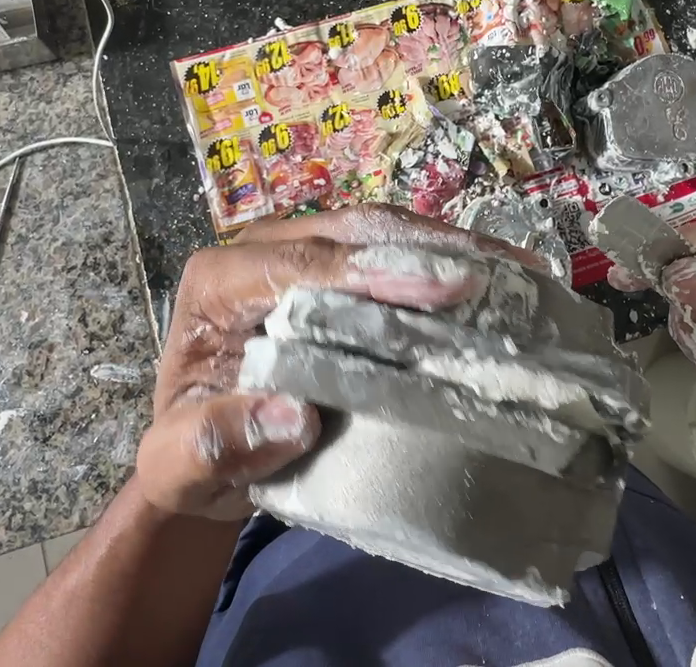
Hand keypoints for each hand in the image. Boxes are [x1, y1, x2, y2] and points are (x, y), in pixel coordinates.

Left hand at [137, 205, 534, 520]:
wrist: (205, 446)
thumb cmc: (192, 452)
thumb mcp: (180, 464)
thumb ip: (214, 443)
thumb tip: (296, 416)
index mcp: (217, 282)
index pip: (300, 266)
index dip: (375, 274)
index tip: (449, 289)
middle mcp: (259, 247)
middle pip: (350, 233)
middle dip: (427, 249)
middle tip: (502, 271)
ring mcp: (300, 248)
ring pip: (377, 230)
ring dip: (445, 247)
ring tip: (515, 268)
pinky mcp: (332, 264)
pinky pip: (390, 248)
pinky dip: (441, 260)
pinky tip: (492, 275)